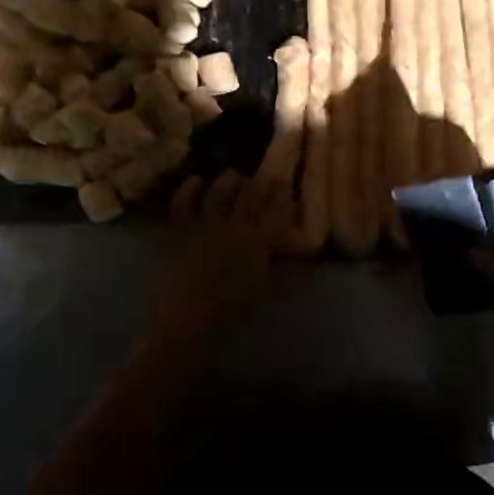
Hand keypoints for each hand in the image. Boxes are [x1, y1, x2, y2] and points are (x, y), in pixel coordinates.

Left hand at [153, 171, 291, 344]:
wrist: (189, 319)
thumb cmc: (233, 310)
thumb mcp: (268, 294)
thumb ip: (290, 278)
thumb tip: (311, 265)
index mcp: (259, 241)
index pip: (278, 212)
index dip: (285, 198)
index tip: (290, 190)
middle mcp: (235, 226)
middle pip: (251, 196)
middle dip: (261, 183)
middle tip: (267, 176)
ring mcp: (206, 225)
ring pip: (220, 194)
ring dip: (228, 182)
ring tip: (234, 175)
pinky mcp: (181, 231)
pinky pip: (183, 205)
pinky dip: (187, 190)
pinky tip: (194, 179)